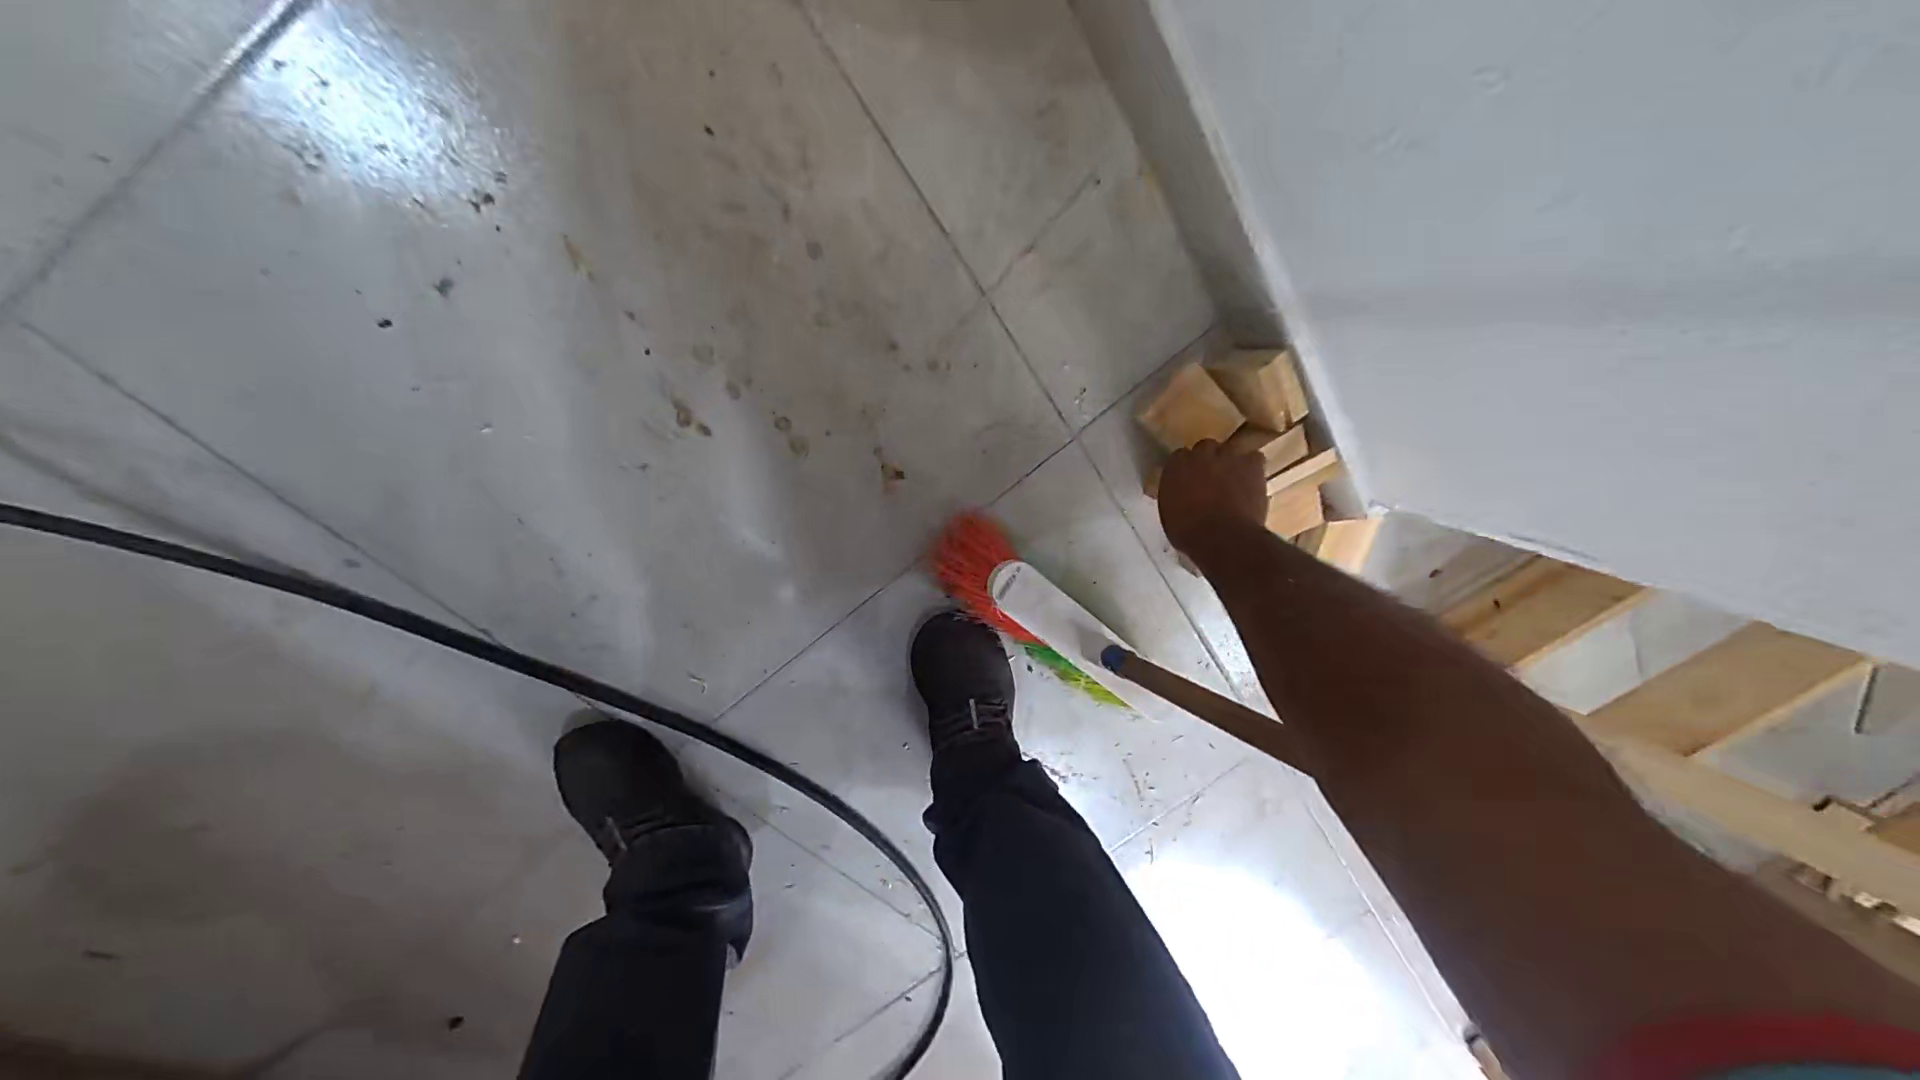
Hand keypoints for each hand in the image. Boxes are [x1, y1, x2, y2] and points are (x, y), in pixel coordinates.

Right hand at [1158, 439, 1267, 556]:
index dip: (1186, 469)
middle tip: (1211, 479)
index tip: (1188, 481)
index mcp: (1175, 466)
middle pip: (1205, 448)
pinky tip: (1250, 481)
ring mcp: (1228, 457)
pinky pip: (1254, 458)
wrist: (1222, 538)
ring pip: (1230, 450)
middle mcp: (1200, 454)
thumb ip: (1175, 493)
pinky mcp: (1252, 465)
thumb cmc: (1189, 532)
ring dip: (1230, 462)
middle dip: (1208, 460)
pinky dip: (1252, 468)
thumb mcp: (1170, 512)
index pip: (1179, 457)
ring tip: (1233, 479)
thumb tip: (1181, 493)